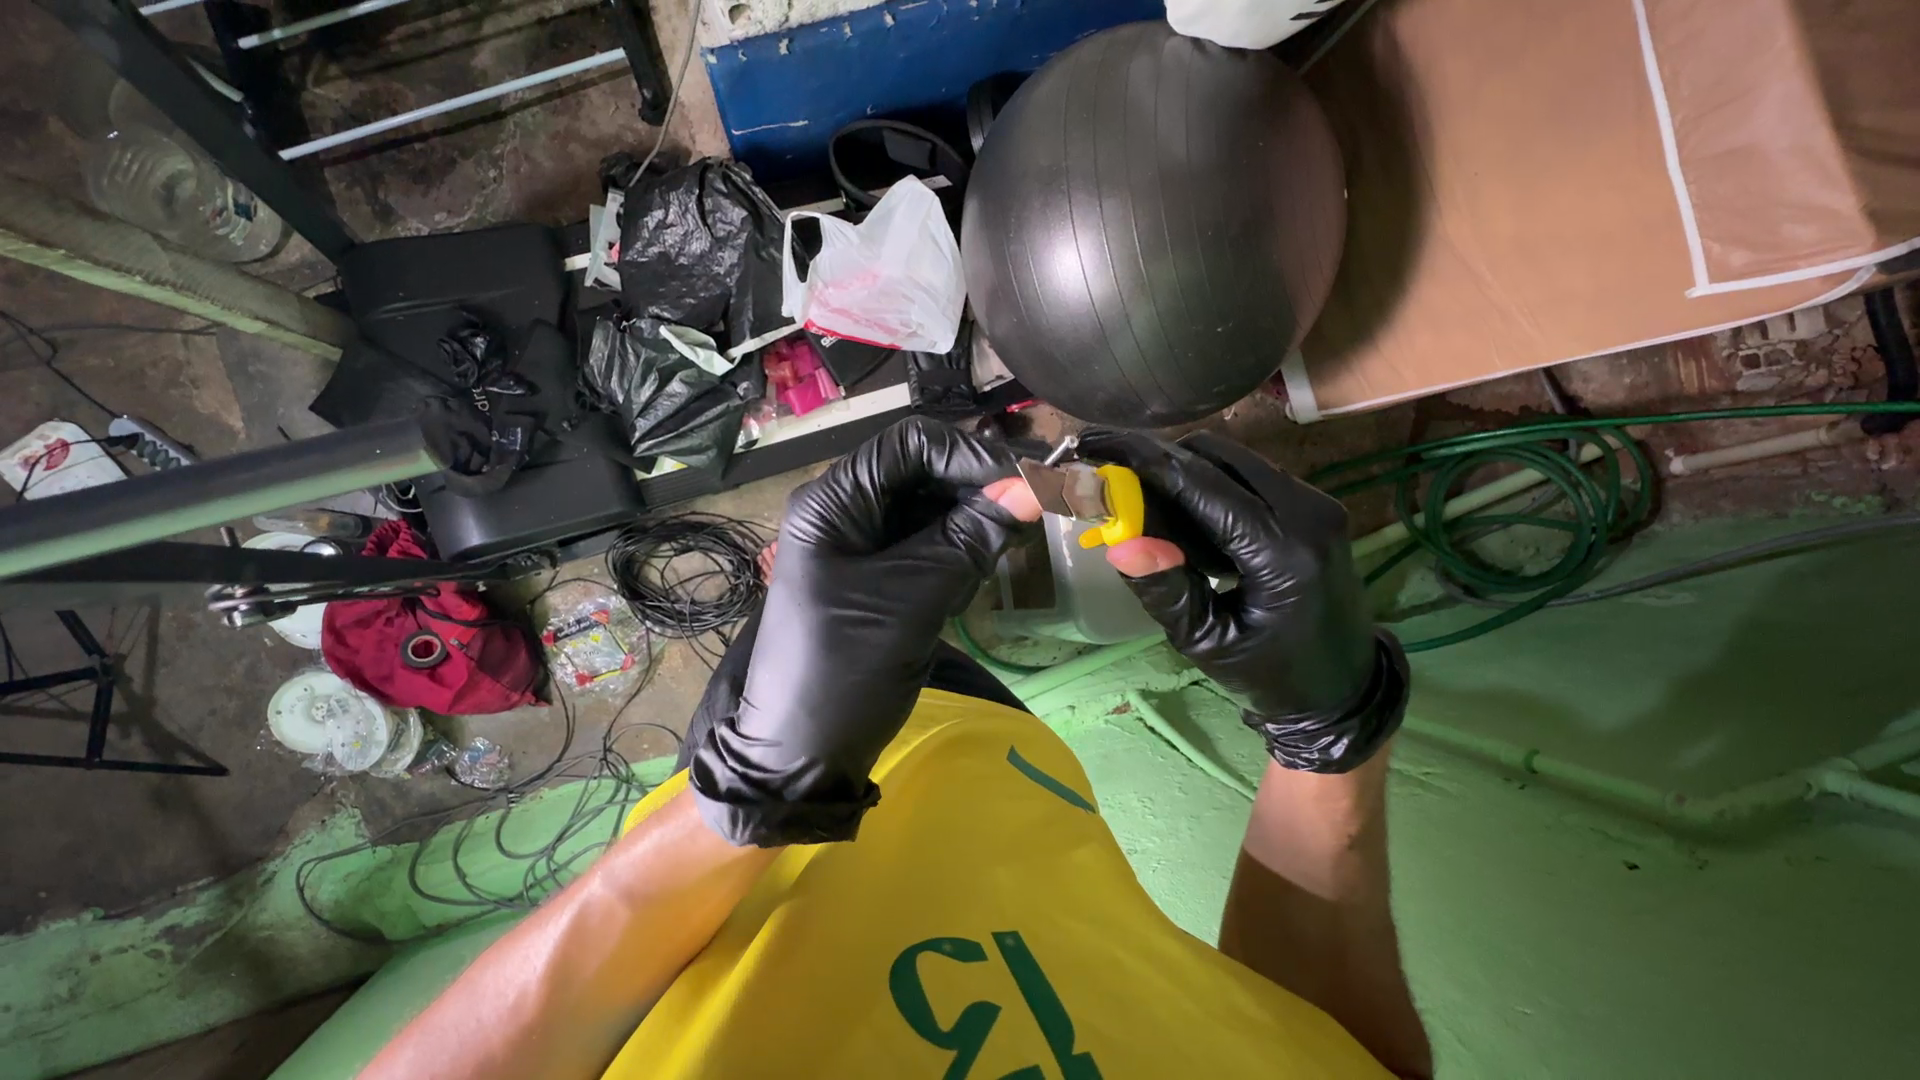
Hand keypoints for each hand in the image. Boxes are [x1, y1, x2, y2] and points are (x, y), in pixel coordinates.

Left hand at [688, 417, 1038, 845]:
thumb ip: (969, 539)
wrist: (803, 754)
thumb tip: (1029, 488)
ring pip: (933, 511)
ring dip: (970, 528)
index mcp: (833, 503)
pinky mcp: (882, 578)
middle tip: (1027, 521)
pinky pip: (930, 547)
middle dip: (975, 493)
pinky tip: (966, 586)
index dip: (970, 455)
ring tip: (988, 565)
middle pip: (923, 474)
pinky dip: (958, 557)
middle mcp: (846, 512)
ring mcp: (863, 546)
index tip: (1025, 483)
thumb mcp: (911, 600)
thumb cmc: (844, 671)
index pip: (909, 446)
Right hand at [1075, 430, 1406, 772]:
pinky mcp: (1313, 504)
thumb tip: (1120, 540)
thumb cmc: (1269, 674)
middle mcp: (1306, 511)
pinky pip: (1248, 474)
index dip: (1143, 460)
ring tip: (1143, 502)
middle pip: (1215, 455)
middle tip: (1113, 478)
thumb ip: (1165, 589)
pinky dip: (1207, 483)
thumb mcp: (1206, 642)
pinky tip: (1185, 519)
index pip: (1201, 483)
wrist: (1342, 686)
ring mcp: (1315, 502)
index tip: (1095, 445)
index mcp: (1282, 551)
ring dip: (1181, 470)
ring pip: (1231, 458)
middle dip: (1157, 459)